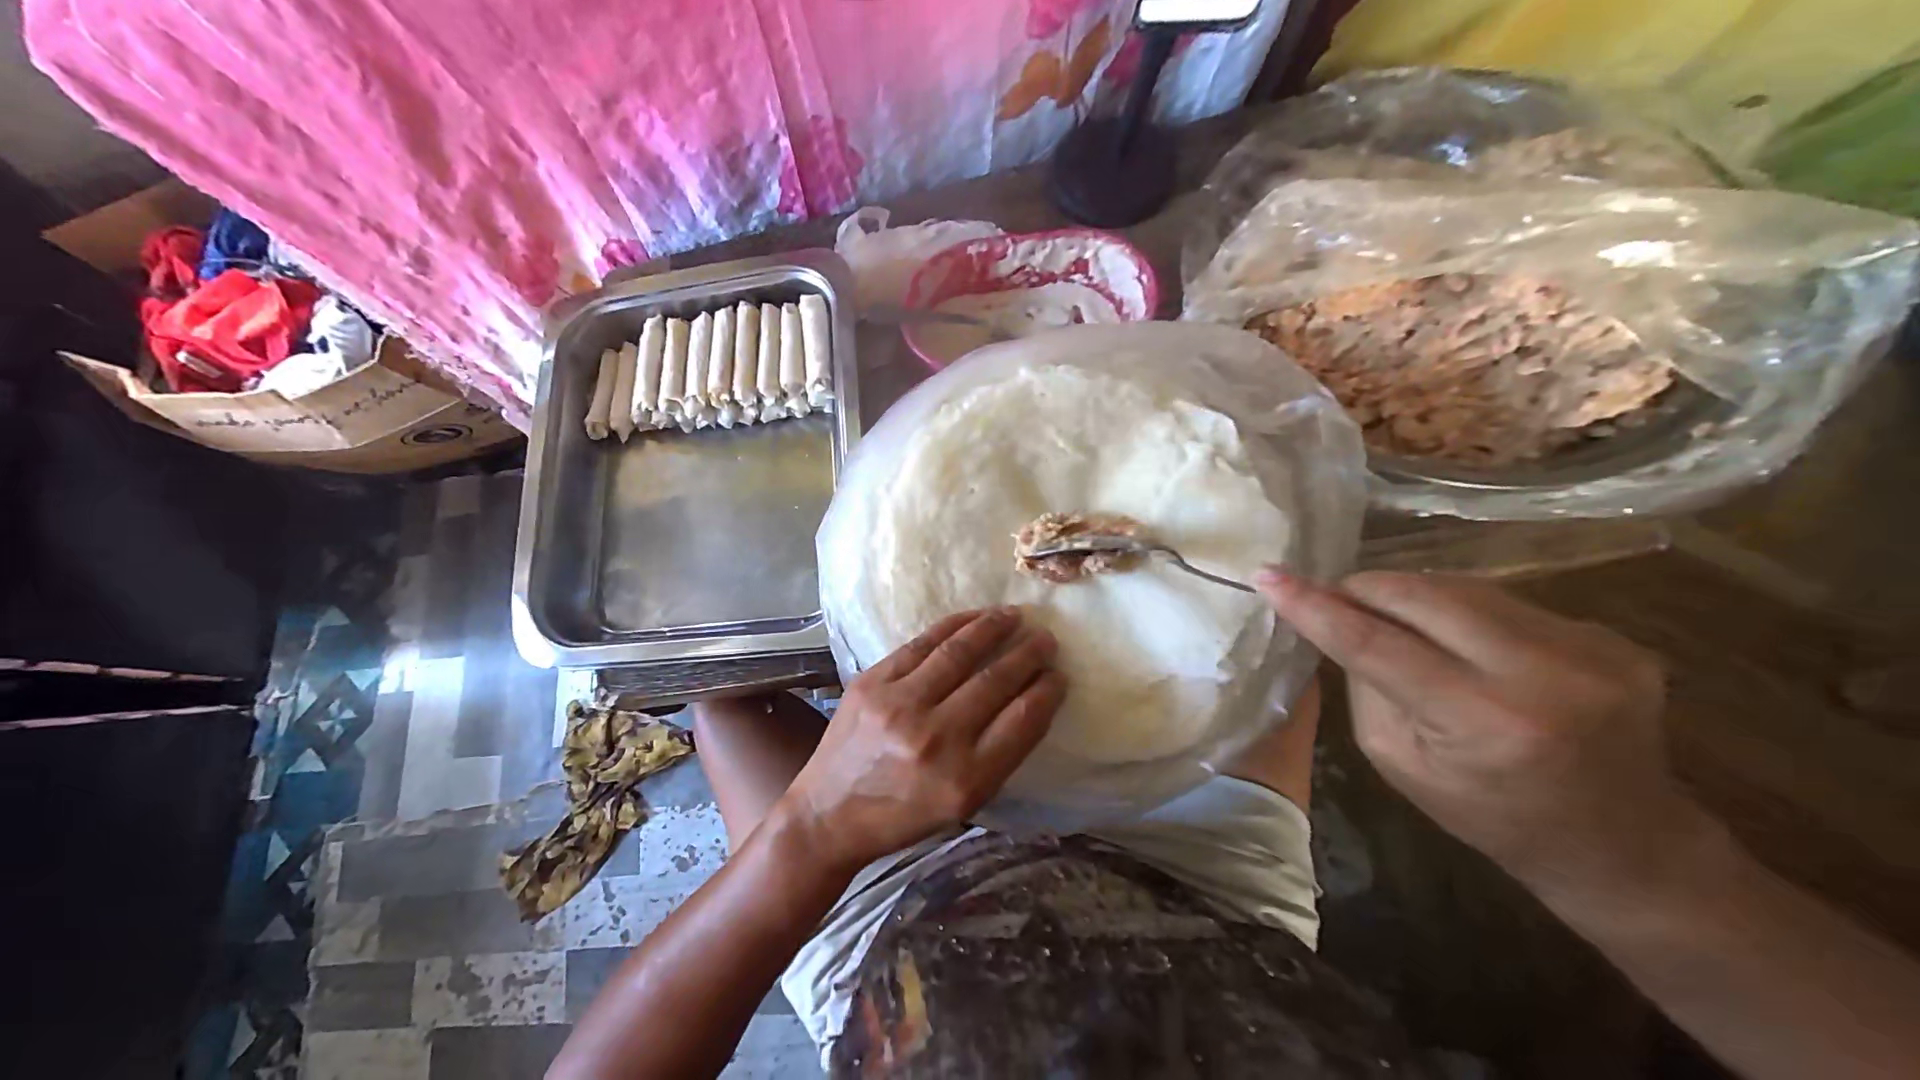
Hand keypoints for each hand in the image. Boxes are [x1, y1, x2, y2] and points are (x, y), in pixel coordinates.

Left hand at [776, 608, 1065, 872]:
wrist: (829, 814)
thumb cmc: (904, 814)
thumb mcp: (964, 802)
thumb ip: (999, 754)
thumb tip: (1031, 699)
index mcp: (966, 779)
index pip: (1022, 721)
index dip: (1047, 692)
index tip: (1059, 675)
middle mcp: (935, 739)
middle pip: (995, 681)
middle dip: (1028, 654)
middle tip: (1046, 638)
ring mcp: (899, 706)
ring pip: (959, 653)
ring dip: (994, 628)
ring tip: (1015, 616)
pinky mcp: (871, 683)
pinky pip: (922, 644)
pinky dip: (954, 625)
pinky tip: (975, 618)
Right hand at [1259, 569, 1713, 892]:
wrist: (1622, 842)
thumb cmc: (1486, 811)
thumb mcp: (1398, 760)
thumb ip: (1368, 684)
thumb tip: (1341, 620)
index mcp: (1484, 720)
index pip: (1375, 644)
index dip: (1315, 607)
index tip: (1268, 575)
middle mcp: (1545, 673)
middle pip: (1423, 595)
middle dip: (1364, 588)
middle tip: (1330, 596)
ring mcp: (1589, 648)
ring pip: (1463, 587)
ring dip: (1412, 598)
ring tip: (1395, 624)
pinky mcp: (1611, 636)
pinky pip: (1504, 603)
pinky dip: (1463, 614)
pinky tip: (1465, 645)